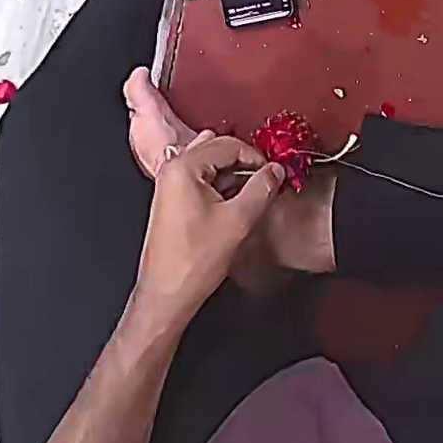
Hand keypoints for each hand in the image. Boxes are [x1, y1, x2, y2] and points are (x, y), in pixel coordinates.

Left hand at [129, 133, 285, 328]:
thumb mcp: (238, 220)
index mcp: (184, 167)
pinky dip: (220, 184)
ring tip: (252, 192)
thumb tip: (277, 170)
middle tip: (266, 181)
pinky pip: (201, 178)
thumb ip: (261, 188)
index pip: (229, 145)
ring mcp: (169, 184)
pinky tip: (234, 201)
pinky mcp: (172, 199)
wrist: (165, 297)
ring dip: (233, 174)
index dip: (256, 157)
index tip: (272, 172)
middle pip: (218, 150)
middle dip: (245, 164)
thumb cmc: (193, 262)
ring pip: (211, 164)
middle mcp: (172, 170)